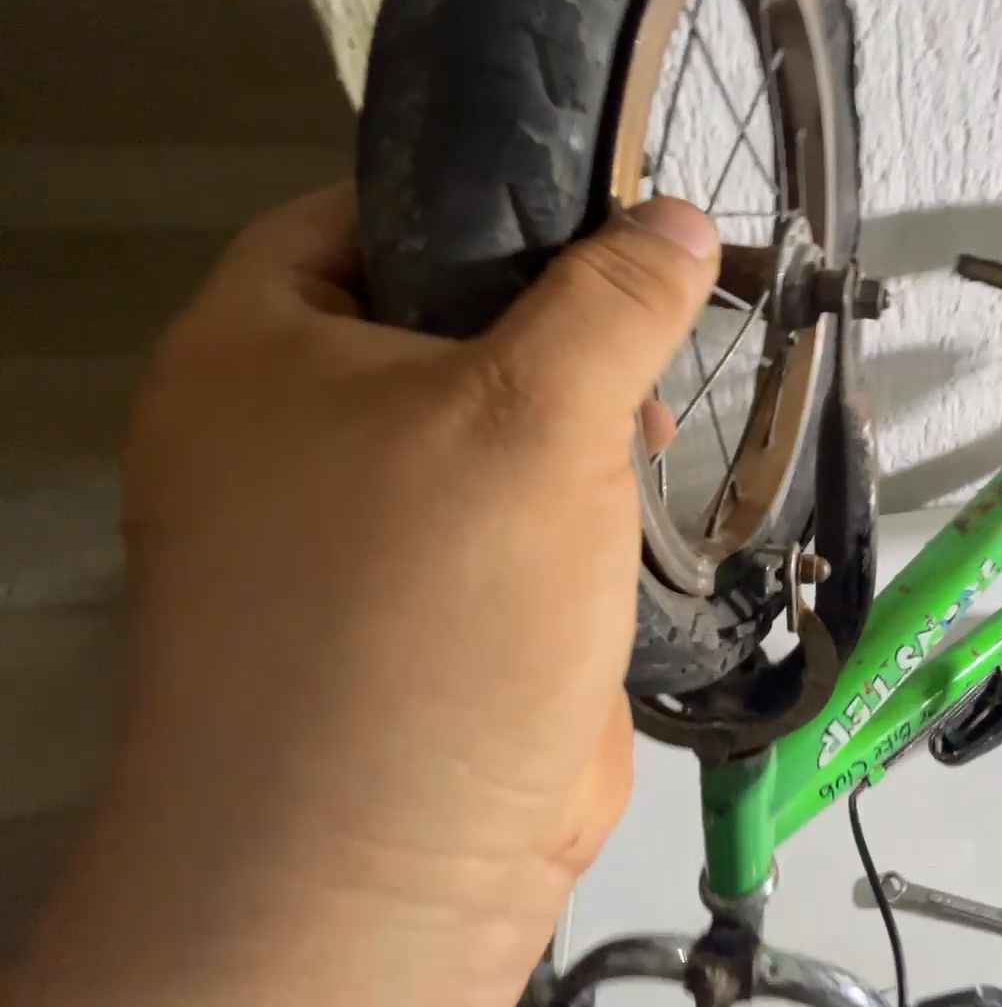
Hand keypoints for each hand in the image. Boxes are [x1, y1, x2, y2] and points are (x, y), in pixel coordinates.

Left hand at [11, 185, 715, 1005]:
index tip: (605, 212)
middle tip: (650, 340)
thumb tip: (686, 220)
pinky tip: (640, 503)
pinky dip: (585, 487)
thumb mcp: (536, 419)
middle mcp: (308, 429)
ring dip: (585, 418)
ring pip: (505, 417)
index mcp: (265, 354)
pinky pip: (527, 496)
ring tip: (649, 440)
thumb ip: (614, 305)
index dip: (488, 200)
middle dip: (563, 326)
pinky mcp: (457, 585)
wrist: (411, 850)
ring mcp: (382, 516)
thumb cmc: (439, 607)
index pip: (372, 215)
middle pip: (455, 319)